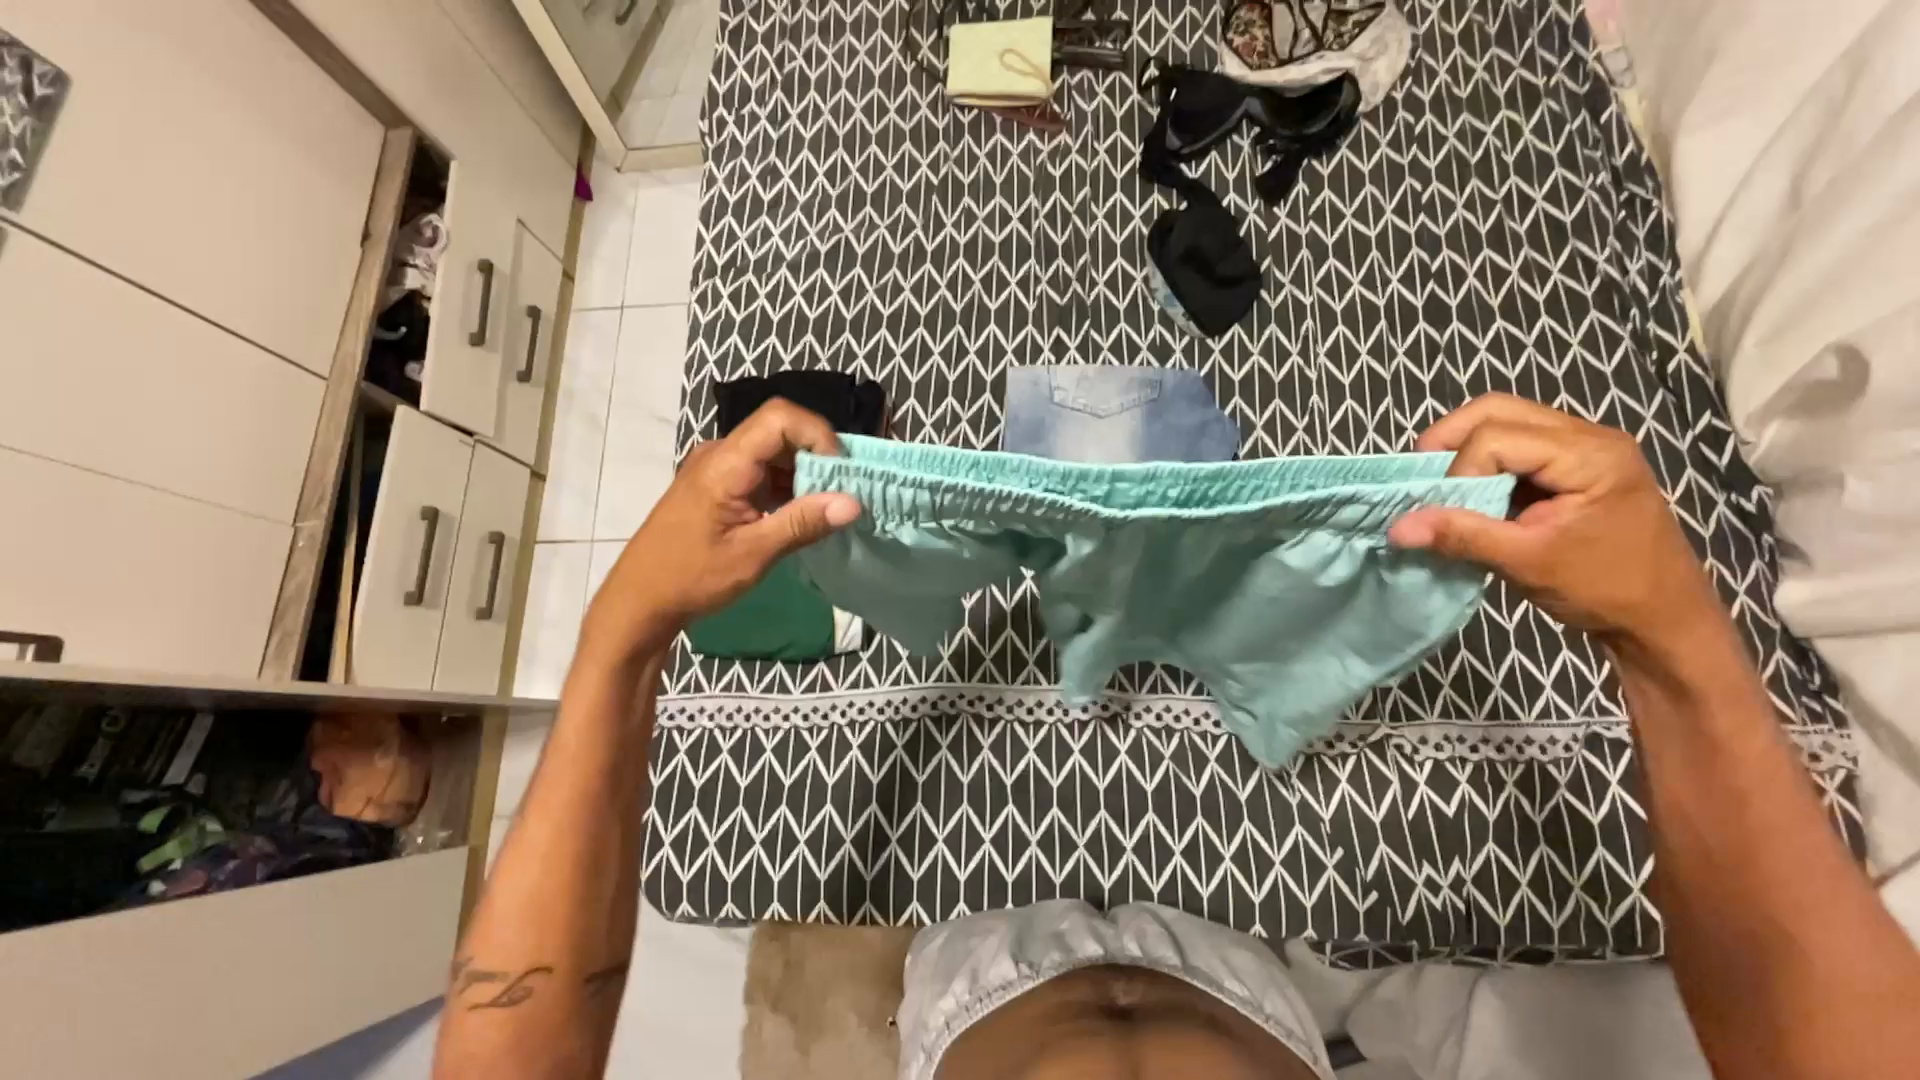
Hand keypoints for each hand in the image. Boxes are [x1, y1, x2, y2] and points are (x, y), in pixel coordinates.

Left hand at [579, 399, 860, 660]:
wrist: (640, 601)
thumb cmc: (691, 578)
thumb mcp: (753, 554)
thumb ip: (803, 523)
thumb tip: (854, 503)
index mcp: (725, 463)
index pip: (780, 418)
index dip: (817, 436)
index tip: (840, 475)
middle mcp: (720, 454)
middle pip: (780, 431)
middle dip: (817, 458)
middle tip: (842, 496)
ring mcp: (718, 469)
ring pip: (774, 451)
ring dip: (805, 475)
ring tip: (825, 510)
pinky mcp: (720, 486)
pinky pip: (762, 471)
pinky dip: (787, 487)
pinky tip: (800, 517)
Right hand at [1387, 394, 1725, 650]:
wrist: (1663, 618)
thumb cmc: (1605, 589)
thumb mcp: (1527, 563)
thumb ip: (1462, 536)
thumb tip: (1396, 528)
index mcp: (1589, 455)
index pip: (1495, 437)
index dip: (1459, 472)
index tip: (1452, 516)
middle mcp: (1588, 437)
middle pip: (1496, 410)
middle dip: (1449, 441)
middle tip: (1426, 481)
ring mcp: (1583, 448)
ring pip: (1503, 421)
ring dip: (1464, 451)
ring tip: (1447, 490)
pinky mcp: (1573, 465)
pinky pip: (1516, 444)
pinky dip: (1483, 464)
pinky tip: (1476, 496)